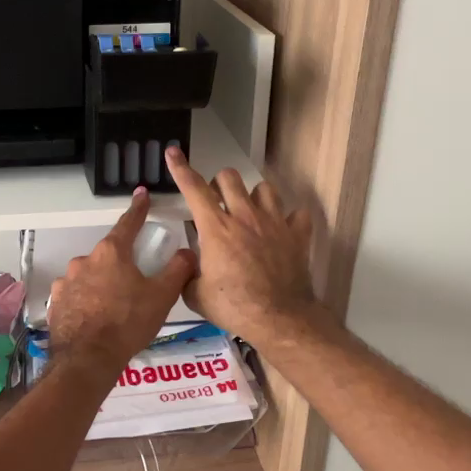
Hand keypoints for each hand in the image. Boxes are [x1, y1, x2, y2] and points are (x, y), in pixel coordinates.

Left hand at [50, 187, 196, 374]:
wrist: (88, 359)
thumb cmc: (128, 322)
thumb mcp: (162, 296)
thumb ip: (178, 270)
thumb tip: (188, 253)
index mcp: (111, 253)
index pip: (128, 223)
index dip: (138, 209)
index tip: (141, 194)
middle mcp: (84, 261)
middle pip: (108, 255)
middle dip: (121, 264)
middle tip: (135, 285)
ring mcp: (66, 282)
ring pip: (90, 277)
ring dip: (102, 285)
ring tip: (115, 309)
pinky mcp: (56, 303)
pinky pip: (76, 296)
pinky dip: (86, 302)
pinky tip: (96, 319)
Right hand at [165, 146, 323, 349]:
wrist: (278, 318)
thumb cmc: (233, 306)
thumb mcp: (196, 295)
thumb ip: (187, 273)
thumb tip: (187, 267)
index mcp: (216, 228)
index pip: (194, 188)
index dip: (180, 167)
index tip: (173, 152)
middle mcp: (245, 217)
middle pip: (230, 177)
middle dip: (219, 184)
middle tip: (217, 203)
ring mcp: (274, 222)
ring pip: (264, 188)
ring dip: (254, 196)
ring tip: (250, 212)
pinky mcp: (297, 235)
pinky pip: (297, 214)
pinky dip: (289, 219)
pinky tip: (283, 230)